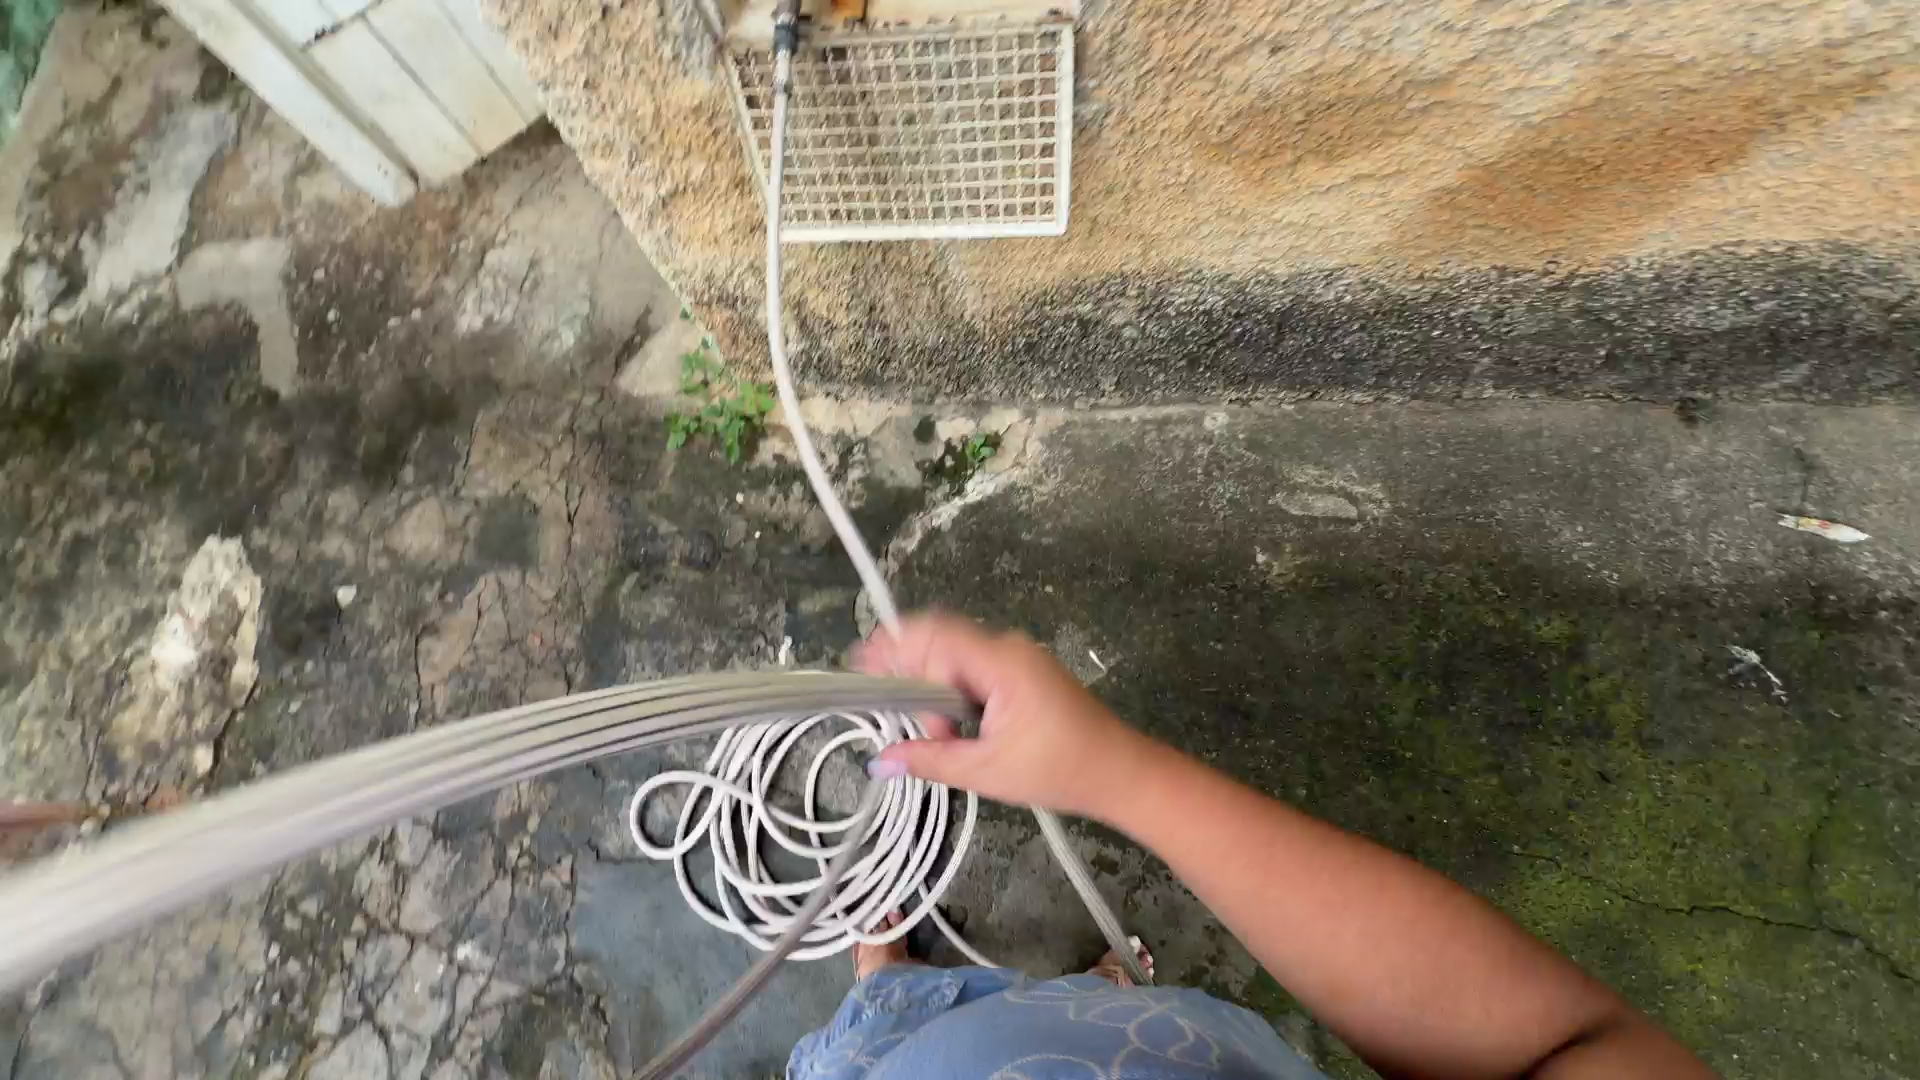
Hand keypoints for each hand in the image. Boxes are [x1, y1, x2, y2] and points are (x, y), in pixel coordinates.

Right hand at [851, 613, 1159, 819]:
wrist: (1121, 772)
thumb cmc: (1059, 770)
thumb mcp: (987, 772)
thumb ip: (931, 761)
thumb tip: (880, 761)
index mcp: (1002, 663)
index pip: (935, 639)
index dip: (896, 654)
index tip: (862, 675)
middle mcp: (1008, 646)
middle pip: (940, 637)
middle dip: (906, 664)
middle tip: (879, 697)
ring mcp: (1017, 654)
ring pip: (954, 650)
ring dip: (929, 679)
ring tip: (915, 717)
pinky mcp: (1021, 669)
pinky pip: (972, 662)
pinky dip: (950, 683)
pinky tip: (943, 716)